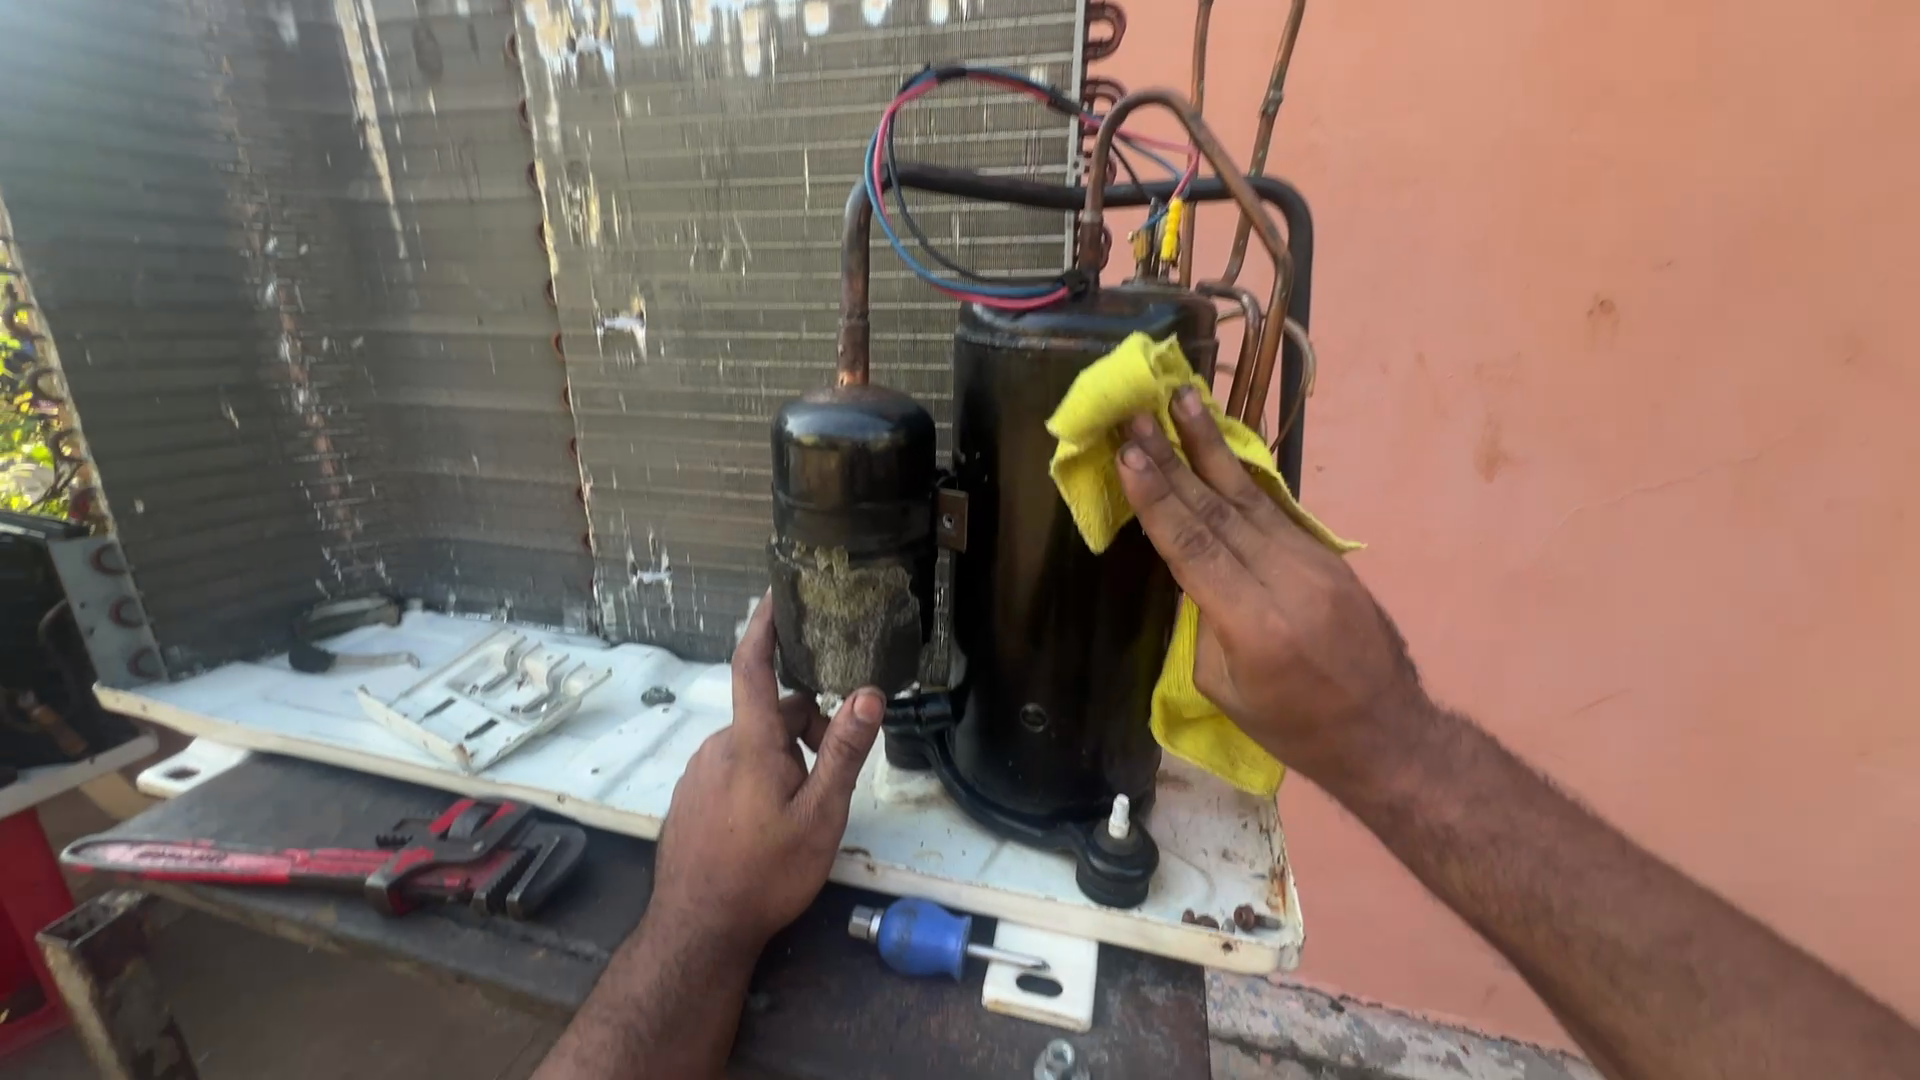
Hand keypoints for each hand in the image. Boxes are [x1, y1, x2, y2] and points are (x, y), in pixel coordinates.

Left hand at [646, 596, 883, 954]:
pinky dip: (760, 773)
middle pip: (772, 713)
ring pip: (755, 742)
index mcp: (750, 743)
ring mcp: (699, 772)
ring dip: (786, 755)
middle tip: (834, 772)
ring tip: (803, 805)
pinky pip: (733, 765)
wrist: (697, 932)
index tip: (774, 591)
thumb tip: (869, 693)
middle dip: (809, 728)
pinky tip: (769, 819)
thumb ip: (846, 751)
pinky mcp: (691, 796)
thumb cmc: (765, 872)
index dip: (764, 625)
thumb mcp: (821, 815)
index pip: (753, 665)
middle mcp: (718, 747)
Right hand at [1114, 389, 1424, 782]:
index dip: (1157, 497)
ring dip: (1208, 446)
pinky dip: (1239, 474)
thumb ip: (1204, 619)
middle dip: (1172, 457)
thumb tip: (1193, 568)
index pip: (1194, 546)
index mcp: (1254, 623)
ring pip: (1248, 496)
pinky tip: (1218, 445)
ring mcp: (1313, 561)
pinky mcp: (1327, 555)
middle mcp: (1285, 579)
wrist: (1387, 733)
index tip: (1128, 453)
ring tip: (1182, 400)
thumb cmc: (1293, 726)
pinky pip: (1273, 508)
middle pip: (1217, 509)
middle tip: (1139, 413)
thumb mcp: (1225, 686)